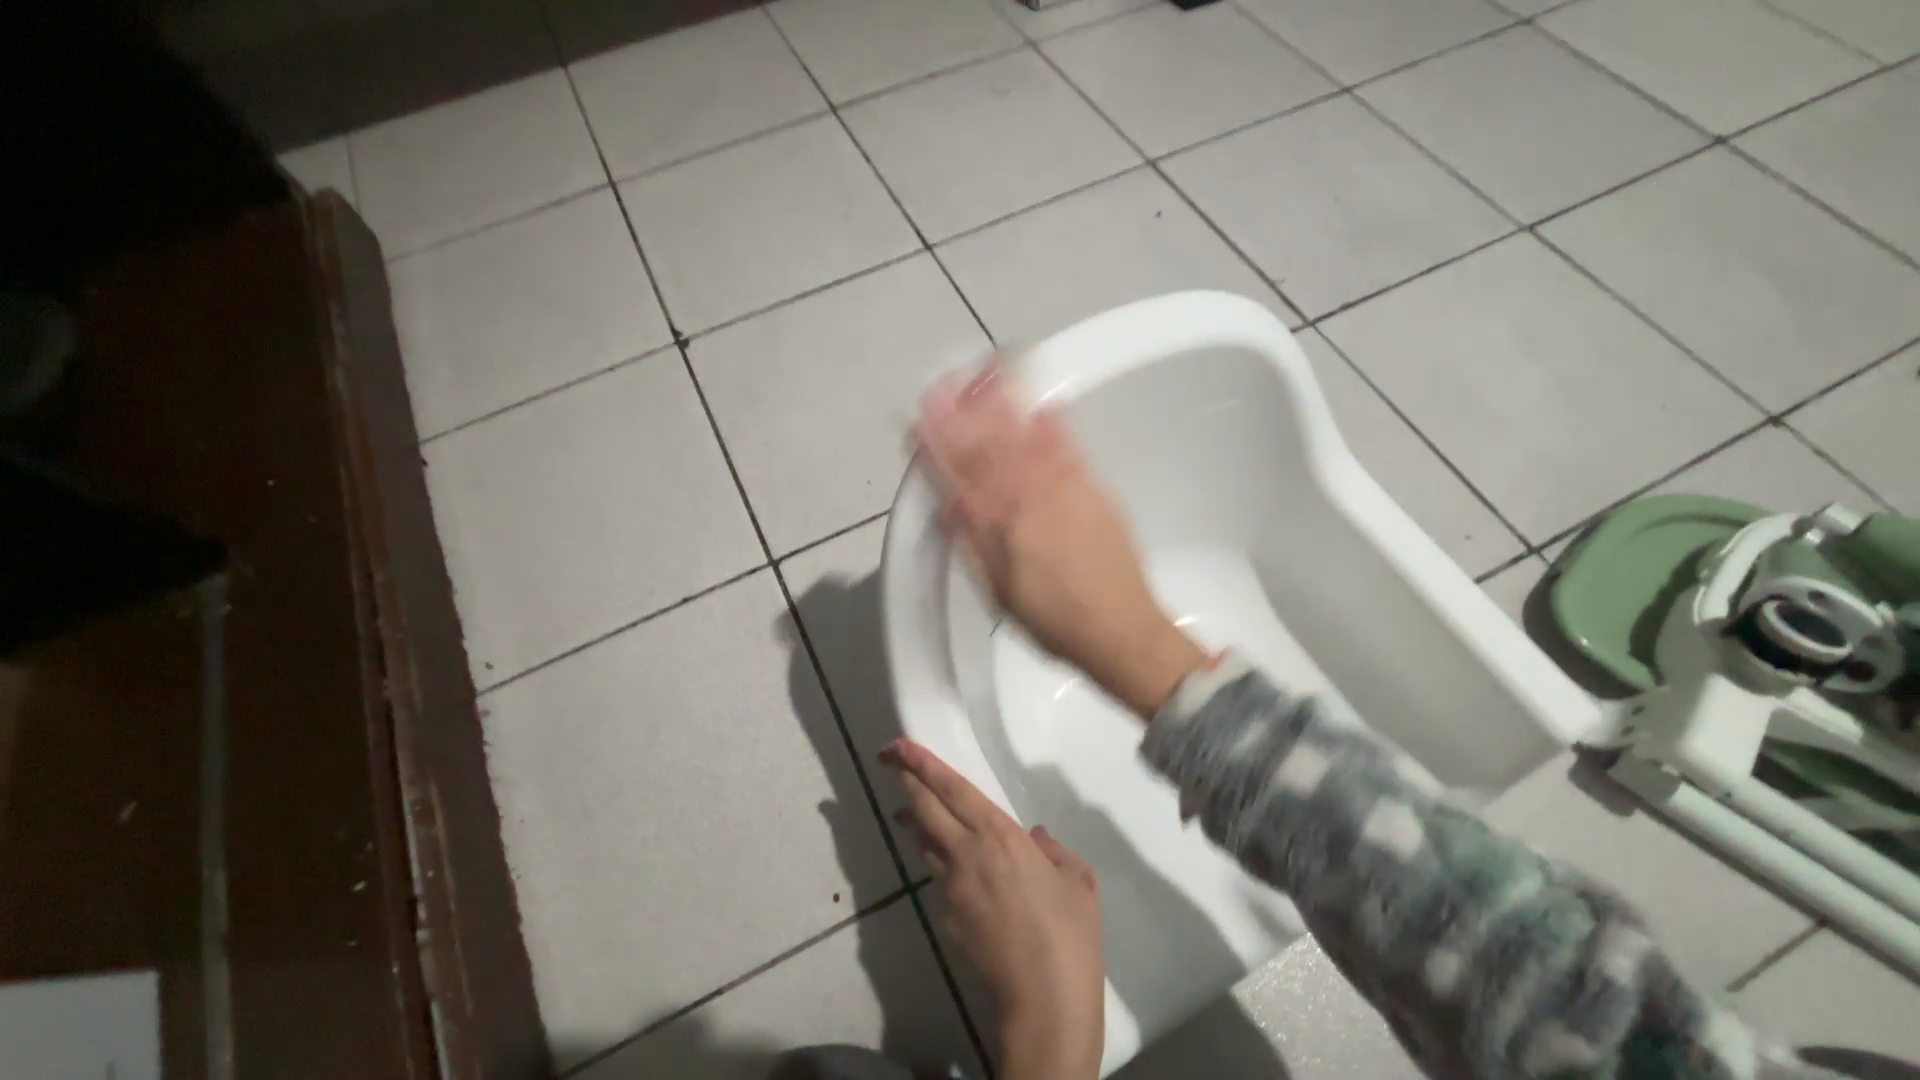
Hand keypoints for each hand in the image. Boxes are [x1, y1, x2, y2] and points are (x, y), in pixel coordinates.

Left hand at [880, 737, 1102, 1079]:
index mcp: (999, 836)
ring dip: (914, 818)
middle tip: (890, 758)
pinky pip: (937, 873)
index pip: (952, 789)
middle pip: (924, 808)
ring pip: (924, 840)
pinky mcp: (947, 916)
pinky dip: (933, 855)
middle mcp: (967, 854)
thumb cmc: (1070, 933)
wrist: (1043, 998)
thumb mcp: (1078, 880)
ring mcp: (951, 886)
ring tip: (907, 806)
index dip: (923, 764)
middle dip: (905, 779)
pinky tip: (945, 859)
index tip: (900, 745)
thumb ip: (1054, 851)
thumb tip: (1035, 838)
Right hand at [917, 365, 1206, 717]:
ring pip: (1026, 439)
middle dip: (966, 411)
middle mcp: (1028, 499)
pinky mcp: (1094, 489)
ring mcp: (1064, 489)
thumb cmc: (1052, 621)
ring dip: (1004, 404)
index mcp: (999, 526)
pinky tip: (1044, 401)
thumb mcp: (997, 592)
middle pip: (990, 447)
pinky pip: (1069, 448)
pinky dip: (1054, 421)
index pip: (960, 474)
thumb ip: (973, 542)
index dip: (938, 441)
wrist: (1119, 629)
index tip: (922, 413)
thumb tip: (950, 504)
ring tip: (988, 372)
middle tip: (948, 379)